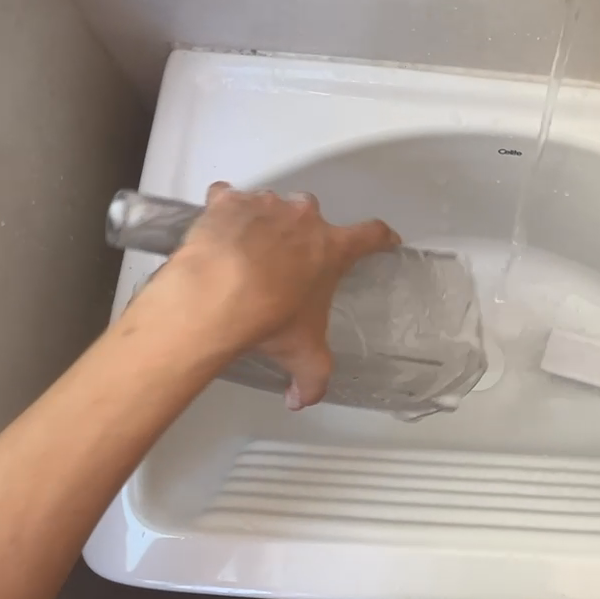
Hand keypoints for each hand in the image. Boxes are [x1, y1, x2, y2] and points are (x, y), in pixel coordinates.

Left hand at [132, 183, 397, 407]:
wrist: (214, 297)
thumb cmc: (270, 318)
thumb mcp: (303, 355)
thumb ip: (311, 381)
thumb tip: (300, 401)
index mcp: (332, 249)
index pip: (371, 235)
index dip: (381, 237)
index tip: (385, 239)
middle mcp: (303, 217)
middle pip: (313, 214)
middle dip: (303, 232)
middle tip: (287, 258)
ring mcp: (265, 205)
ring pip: (270, 204)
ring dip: (263, 221)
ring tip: (247, 249)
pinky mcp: (227, 202)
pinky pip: (227, 197)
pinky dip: (223, 211)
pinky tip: (217, 231)